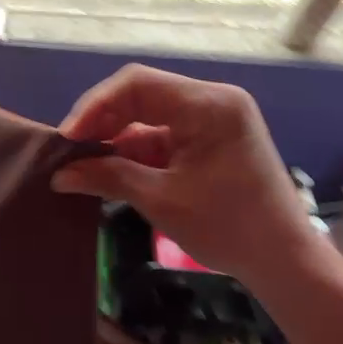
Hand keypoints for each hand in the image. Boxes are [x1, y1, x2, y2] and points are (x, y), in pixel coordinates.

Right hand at [50, 64, 321, 288]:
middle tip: (68, 154)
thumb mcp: (162, 201)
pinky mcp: (208, 141)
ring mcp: (211, 120)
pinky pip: (161, 135)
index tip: (67, 140)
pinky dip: (134, 153)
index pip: (137, 84)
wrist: (282, 259)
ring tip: (81, 166)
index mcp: (209, 106)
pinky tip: (108, 172)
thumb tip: (60, 174)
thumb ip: (109, 178)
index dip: (94, 107)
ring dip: (114, 140)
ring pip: (147, 117)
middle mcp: (211, 101)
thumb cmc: (228, 227)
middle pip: (140, 95)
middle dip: (101, 123)